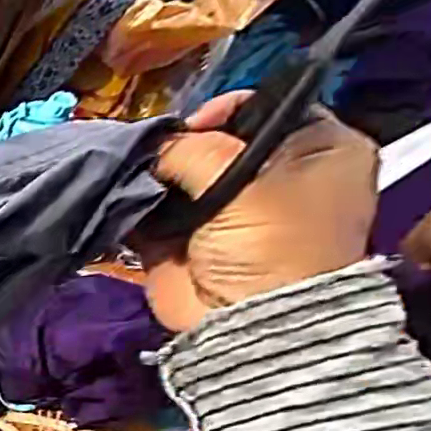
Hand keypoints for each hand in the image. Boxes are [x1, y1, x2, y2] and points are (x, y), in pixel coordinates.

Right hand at [137, 91, 379, 332]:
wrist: (242, 320)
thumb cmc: (270, 244)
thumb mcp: (247, 183)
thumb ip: (198, 152)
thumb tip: (157, 145)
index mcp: (312, 152)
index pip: (266, 110)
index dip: (227, 112)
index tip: (191, 127)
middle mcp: (266, 178)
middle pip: (213, 145)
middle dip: (179, 147)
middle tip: (153, 155)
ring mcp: (218, 213)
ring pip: (176, 179)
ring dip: (151, 178)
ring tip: (128, 176)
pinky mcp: (177, 242)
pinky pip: (148, 215)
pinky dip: (132, 209)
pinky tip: (118, 201)